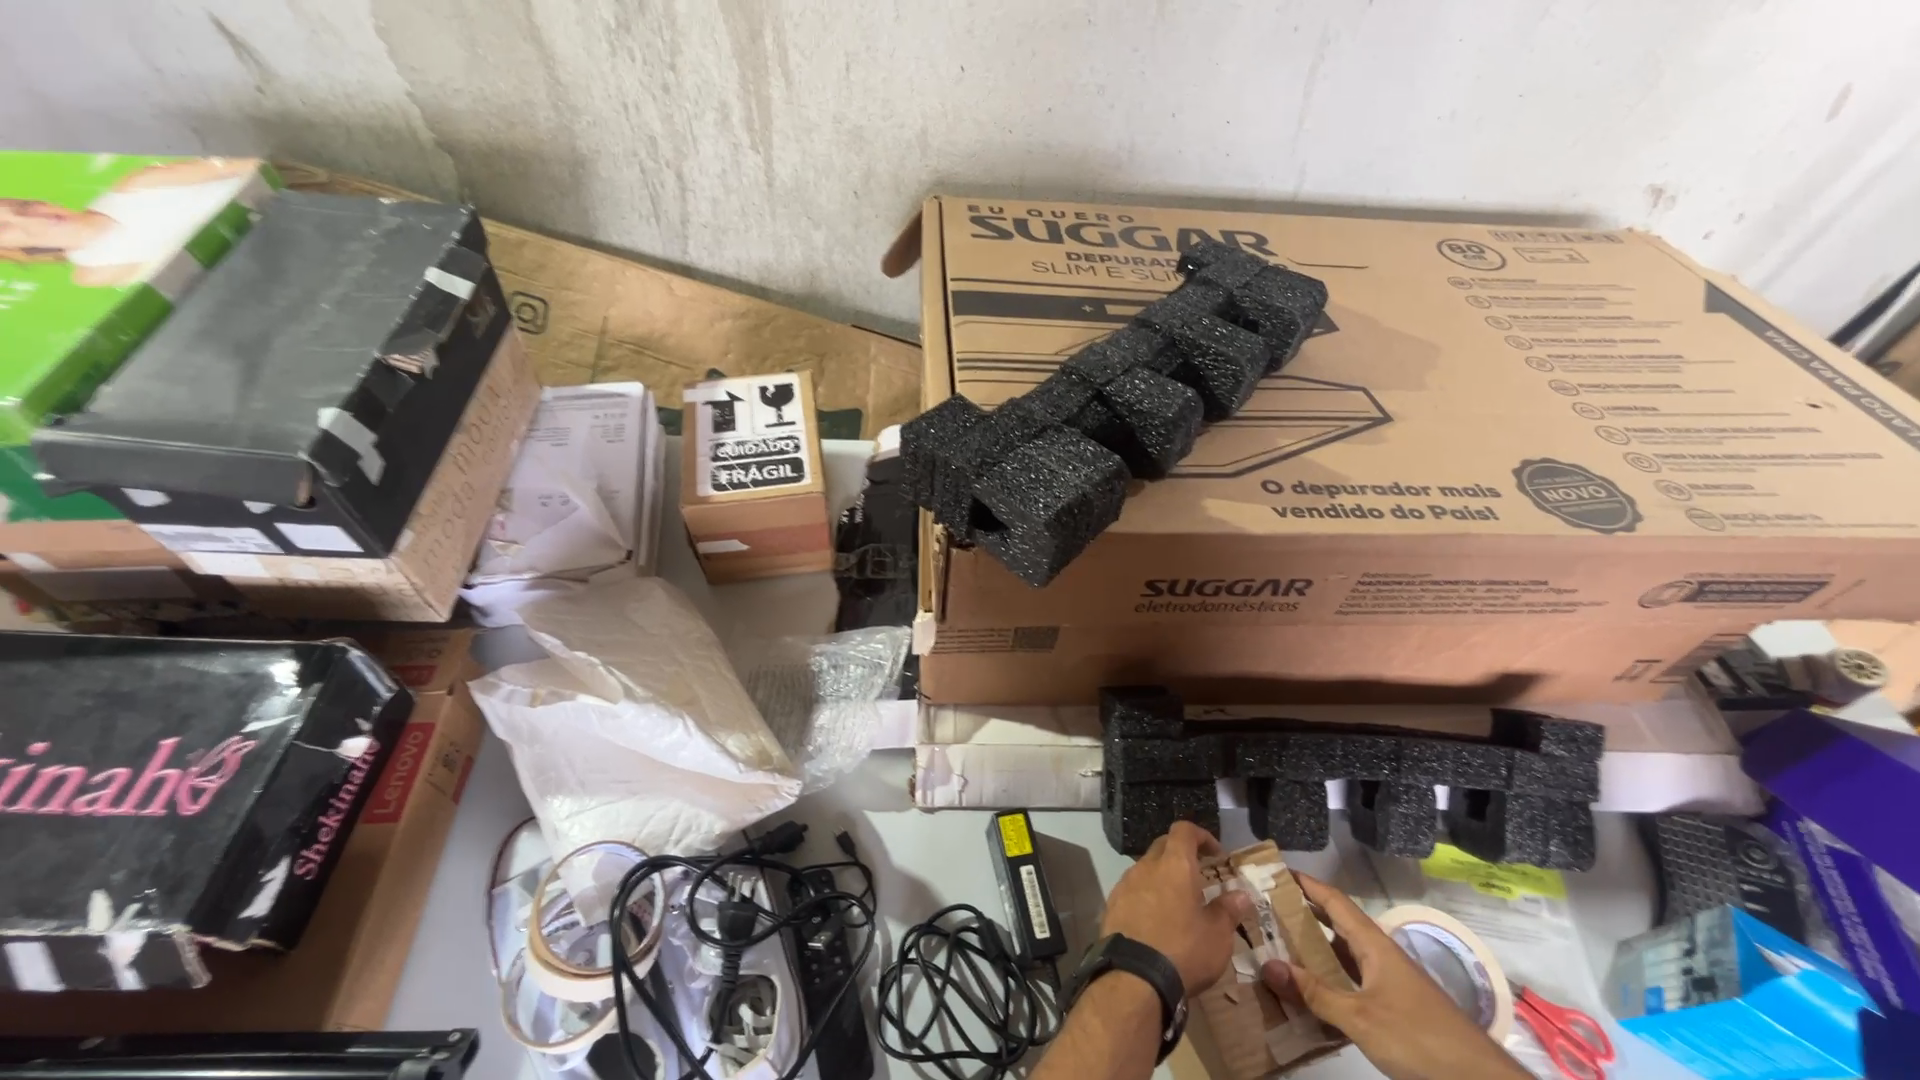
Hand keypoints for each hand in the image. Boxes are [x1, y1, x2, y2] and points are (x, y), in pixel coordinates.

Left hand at [1100, 821, 1252, 995]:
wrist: (1133, 978)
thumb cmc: (1183, 950)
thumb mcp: (1217, 935)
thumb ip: (1228, 910)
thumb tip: (1240, 895)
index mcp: (1174, 865)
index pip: (1183, 830)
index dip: (1200, 835)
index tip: (1215, 854)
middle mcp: (1145, 867)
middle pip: (1163, 846)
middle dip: (1181, 854)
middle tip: (1199, 876)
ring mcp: (1124, 885)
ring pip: (1145, 868)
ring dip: (1162, 877)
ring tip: (1178, 902)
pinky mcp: (1111, 905)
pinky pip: (1132, 890)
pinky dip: (1146, 896)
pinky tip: (1156, 920)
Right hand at [1261, 872, 1530, 1079]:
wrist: (1475, 1078)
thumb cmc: (1418, 1037)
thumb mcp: (1360, 1017)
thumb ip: (1315, 993)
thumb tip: (1268, 965)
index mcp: (1374, 945)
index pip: (1335, 901)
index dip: (1306, 884)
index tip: (1275, 872)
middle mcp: (1380, 955)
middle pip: (1337, 924)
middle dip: (1303, 913)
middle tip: (1265, 909)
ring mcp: (1388, 980)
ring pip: (1343, 954)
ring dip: (1313, 947)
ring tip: (1277, 945)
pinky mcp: (1392, 1004)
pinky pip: (1351, 979)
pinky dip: (1328, 977)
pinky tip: (1309, 990)